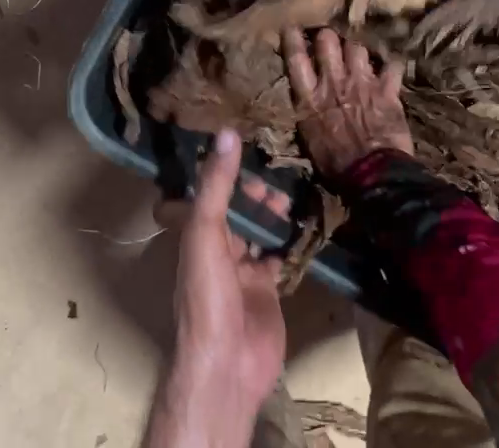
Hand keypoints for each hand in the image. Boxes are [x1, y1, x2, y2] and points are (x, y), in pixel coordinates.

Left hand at [145, 128, 285, 447]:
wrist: (227, 363)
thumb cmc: (207, 294)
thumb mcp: (206, 231)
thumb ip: (217, 185)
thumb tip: (227, 133)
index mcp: (195, 234)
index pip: (208, 192)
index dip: (223, 170)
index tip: (247, 145)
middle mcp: (216, 249)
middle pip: (235, 210)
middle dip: (254, 192)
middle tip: (279, 172)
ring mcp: (242, 270)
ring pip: (258, 231)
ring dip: (272, 214)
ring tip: (292, 194)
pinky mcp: (266, 289)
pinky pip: (278, 257)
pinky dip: (289, 242)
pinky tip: (303, 224)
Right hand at [284, 28, 413, 180]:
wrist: (373, 175)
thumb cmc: (335, 164)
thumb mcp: (309, 138)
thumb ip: (308, 112)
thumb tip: (306, 103)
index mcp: (310, 97)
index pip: (296, 59)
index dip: (293, 39)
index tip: (292, 27)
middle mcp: (334, 82)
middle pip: (327, 41)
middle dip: (327, 37)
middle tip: (329, 39)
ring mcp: (362, 82)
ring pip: (357, 47)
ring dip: (356, 48)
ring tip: (358, 54)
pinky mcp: (387, 90)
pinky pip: (392, 65)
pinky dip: (392, 65)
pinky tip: (391, 67)